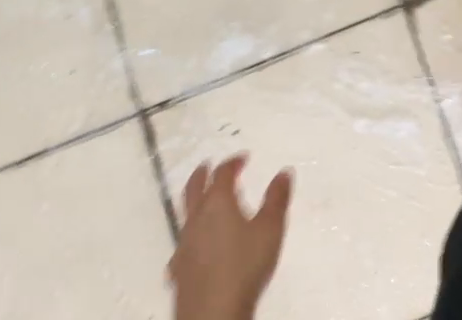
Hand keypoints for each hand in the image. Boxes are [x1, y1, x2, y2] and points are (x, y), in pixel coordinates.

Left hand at [169, 155, 292, 319]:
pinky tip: (196, 246)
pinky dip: (191, 235)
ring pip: (185, 214)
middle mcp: (196, 219)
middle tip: (209, 165)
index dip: (233, 162)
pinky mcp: (178, 269)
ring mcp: (183, 245)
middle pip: (194, 188)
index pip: (223, 173)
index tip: (244, 158)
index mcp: (218, 203)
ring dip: (195, 202)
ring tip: (207, 204)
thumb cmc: (245, 266)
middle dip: (203, 173)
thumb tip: (283, 172)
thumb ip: (277, 199)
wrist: (212, 313)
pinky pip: (182, 243)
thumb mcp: (271, 229)